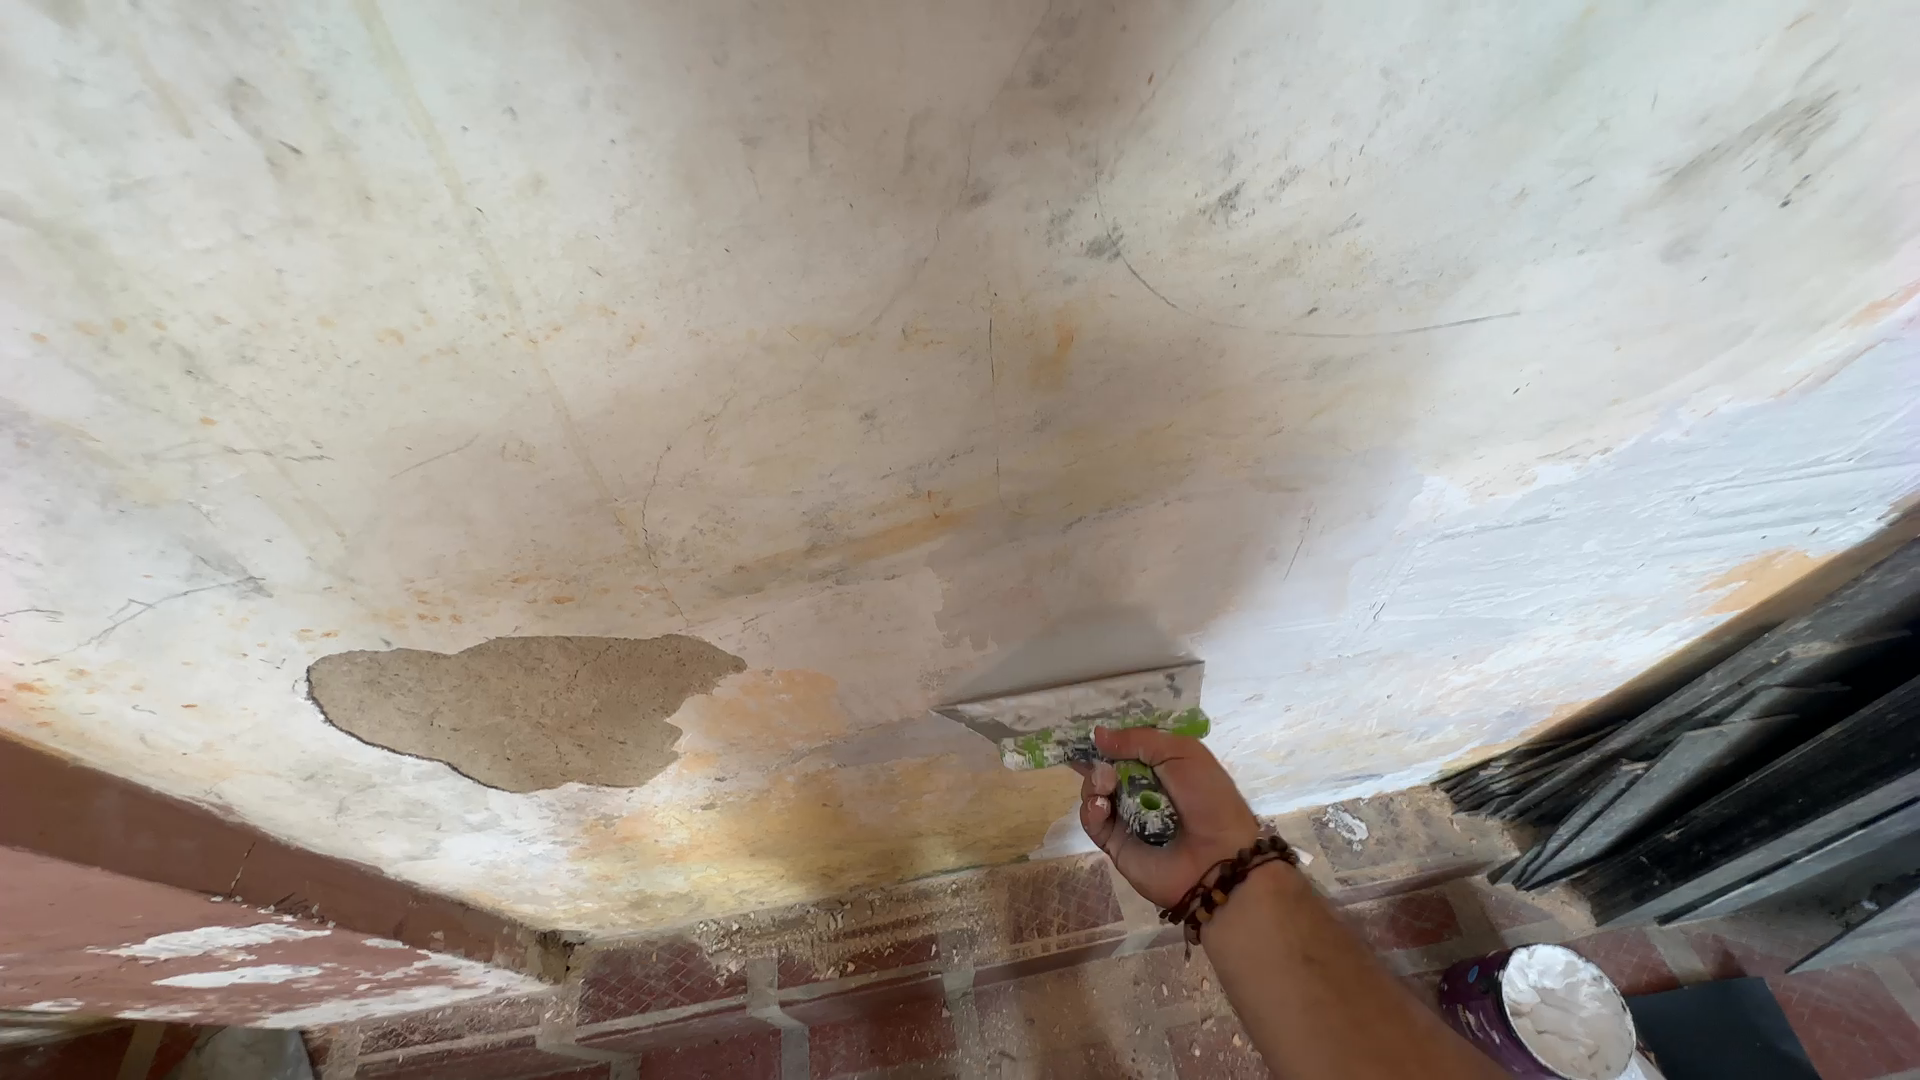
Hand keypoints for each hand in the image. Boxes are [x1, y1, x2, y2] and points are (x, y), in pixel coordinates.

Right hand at [1072, 726, 1260, 908]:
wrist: (1218, 860)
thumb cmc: (1208, 799)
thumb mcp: (1182, 754)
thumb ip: (1139, 740)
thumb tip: (1097, 734)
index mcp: (1162, 766)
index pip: (1128, 746)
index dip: (1110, 737)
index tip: (1093, 730)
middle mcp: (1141, 788)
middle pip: (1106, 766)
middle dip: (1097, 758)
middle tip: (1097, 757)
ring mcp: (1126, 815)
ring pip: (1095, 790)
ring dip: (1094, 782)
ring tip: (1106, 784)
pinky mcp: (1115, 842)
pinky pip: (1093, 821)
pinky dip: (1091, 809)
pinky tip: (1101, 806)